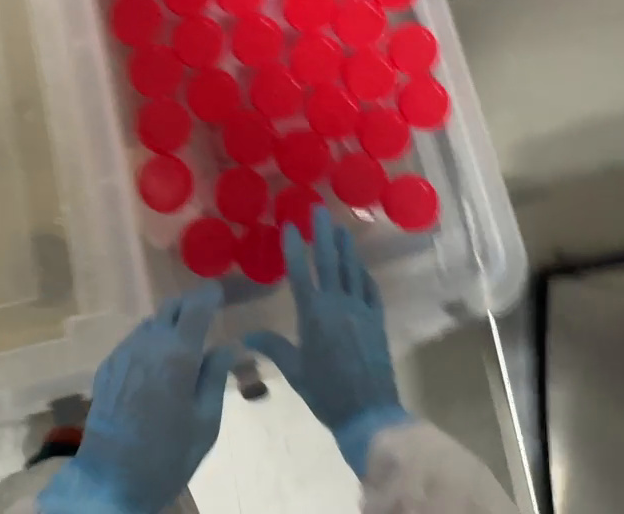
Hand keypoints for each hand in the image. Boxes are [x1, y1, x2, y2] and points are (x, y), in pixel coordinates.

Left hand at [39, 286, 236, 513]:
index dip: (210, 294)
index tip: (220, 291)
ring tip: (183, 344)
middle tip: (207, 314)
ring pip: (151, 323)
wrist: (112, 478)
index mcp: (178, 353)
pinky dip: (150, 343)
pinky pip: (135, 342)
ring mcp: (124, 351)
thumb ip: (216, 377)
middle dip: (190, 305)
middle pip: (171, 307)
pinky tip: (156, 366)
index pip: (196, 306)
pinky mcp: (108, 365)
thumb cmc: (168, 454)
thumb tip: (228, 346)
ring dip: (169, 325)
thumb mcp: (205, 422)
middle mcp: (149, 342)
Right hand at [243, 207, 411, 476]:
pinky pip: (370, 291)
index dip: (293, 247)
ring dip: (346, 248)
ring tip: (341, 228)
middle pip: (329, 261)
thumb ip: (273, 346)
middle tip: (319, 210)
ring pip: (352, 271)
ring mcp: (360, 311)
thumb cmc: (326, 393)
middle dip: (322, 233)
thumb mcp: (294, 371)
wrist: (370, 413)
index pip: (300, 272)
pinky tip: (361, 268)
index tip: (289, 224)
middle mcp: (337, 305)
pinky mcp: (377, 321)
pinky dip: (364, 275)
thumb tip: (246, 334)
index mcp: (313, 314)